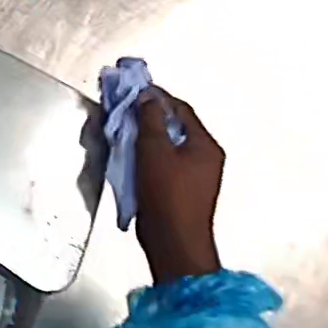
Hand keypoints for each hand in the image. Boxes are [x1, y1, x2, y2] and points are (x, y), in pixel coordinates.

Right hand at [133, 89, 223, 283]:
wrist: (173, 239)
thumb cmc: (166, 194)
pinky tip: (129, 153)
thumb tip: (148, 96)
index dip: (157, 96)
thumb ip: (150, 118)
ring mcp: (194, 175)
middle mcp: (205, 158)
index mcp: (205, 145)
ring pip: (167, 144)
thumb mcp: (153, 149)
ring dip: (145, 134)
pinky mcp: (180, 189)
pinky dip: (146, 152)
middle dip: (149, 115)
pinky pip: (162, 161)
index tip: (135, 87)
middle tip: (125, 106)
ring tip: (122, 128)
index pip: (180, 109)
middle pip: (175, 126)